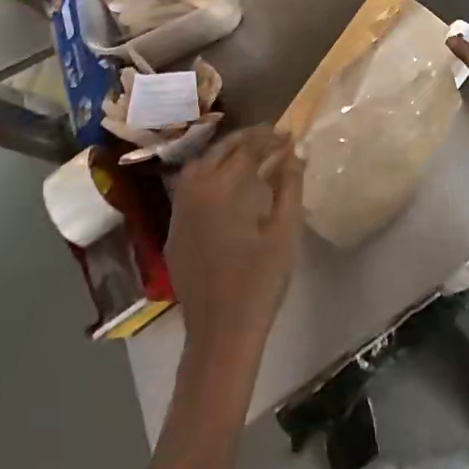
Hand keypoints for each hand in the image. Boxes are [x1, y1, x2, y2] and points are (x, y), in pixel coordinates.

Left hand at [166, 126, 303, 353]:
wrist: (221, 334)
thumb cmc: (259, 282)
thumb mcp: (283, 231)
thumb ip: (288, 186)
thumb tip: (293, 154)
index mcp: (219, 189)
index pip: (247, 150)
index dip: (270, 139)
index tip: (290, 134)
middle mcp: (192, 192)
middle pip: (218, 152)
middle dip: (246, 140)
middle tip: (272, 136)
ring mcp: (178, 213)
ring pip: (198, 168)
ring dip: (224, 155)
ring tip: (250, 155)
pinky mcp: (174, 233)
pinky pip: (189, 191)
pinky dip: (209, 177)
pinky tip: (227, 189)